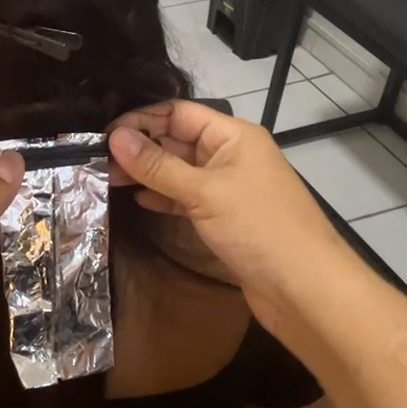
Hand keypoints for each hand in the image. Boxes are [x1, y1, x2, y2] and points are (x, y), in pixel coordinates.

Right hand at [108, 100, 358, 334]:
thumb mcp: (204, 193)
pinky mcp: (225, 217)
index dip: (141, 119)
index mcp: (233, 136)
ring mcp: (228, 187)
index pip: (177, 113)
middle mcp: (230, 155)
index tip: (103, 134)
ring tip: (107, 178)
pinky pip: (186, 196)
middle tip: (97, 160)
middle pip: (176, 140)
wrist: (309, 294)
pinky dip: (163, 196)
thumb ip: (157, 165)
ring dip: (146, 173)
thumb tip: (114, 137)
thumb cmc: (260, 230)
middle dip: (139, 147)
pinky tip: (138, 199)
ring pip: (178, 170)